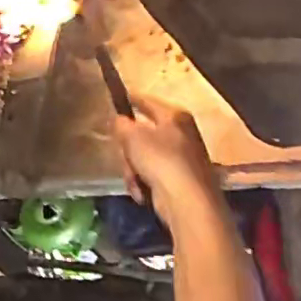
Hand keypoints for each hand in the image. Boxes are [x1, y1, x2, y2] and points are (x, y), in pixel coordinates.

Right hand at [113, 95, 226, 233]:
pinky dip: (142, 180)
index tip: (112, 101)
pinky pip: (151, 172)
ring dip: (132, 167)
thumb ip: (120, 123)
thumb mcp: (131, 136)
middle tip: (122, 153)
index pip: (145, 101)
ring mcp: (183, 157)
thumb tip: (119, 120)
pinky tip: (140, 189)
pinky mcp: (181, 178)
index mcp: (175, 117)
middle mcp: (183, 133)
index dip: (128, 99)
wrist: (187, 201)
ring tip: (133, 178)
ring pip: (143, 154)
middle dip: (127, 147)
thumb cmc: (160, 160)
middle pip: (141, 132)